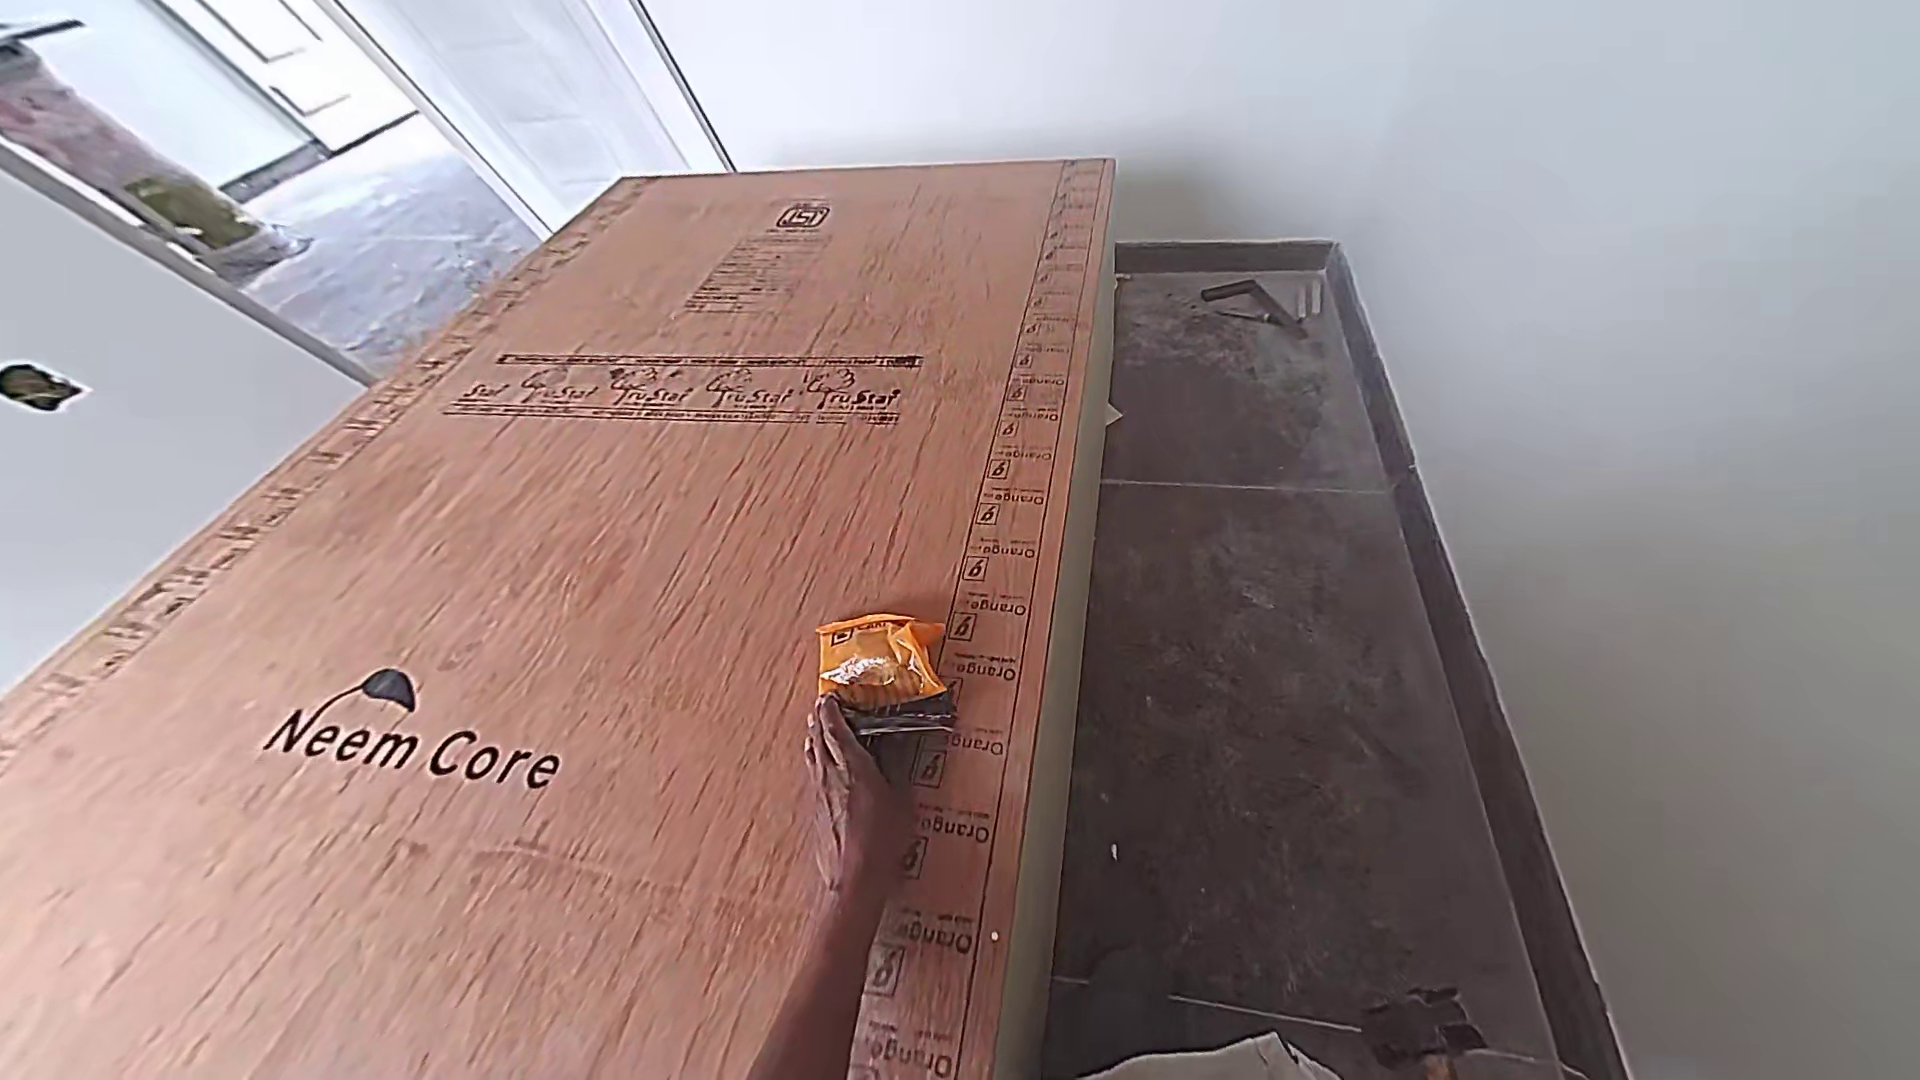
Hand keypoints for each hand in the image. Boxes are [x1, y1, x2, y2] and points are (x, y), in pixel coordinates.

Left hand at [805, 696, 914, 897]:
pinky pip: (813, 773)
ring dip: (814, 737)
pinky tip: (819, 763)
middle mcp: (830, 775)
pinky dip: (815, 758)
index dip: (831, 710)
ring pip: (812, 755)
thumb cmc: (882, 839)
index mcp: (852, 766)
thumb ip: (895, 768)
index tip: (829, 695)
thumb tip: (895, 743)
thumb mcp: (900, 800)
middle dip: (820, 719)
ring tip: (816, 726)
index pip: (836, 729)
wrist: (853, 881)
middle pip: (818, 738)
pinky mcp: (815, 811)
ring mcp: (819, 793)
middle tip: (822, 705)